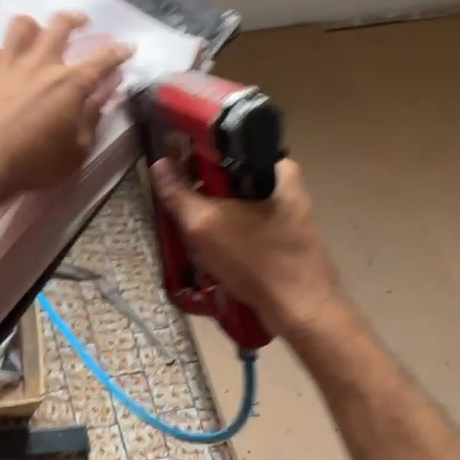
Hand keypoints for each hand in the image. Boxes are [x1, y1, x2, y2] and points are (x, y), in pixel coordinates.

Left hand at [0, 12, 131, 203]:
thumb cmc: (34, 163)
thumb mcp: (76, 151)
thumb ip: (91, 120)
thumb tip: (101, 97)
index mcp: (71, 83)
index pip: (103, 60)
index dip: (118, 52)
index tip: (127, 47)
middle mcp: (41, 64)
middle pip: (60, 25)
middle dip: (75, 19)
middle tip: (80, 23)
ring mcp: (8, 64)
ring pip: (20, 25)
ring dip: (31, 25)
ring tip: (35, 32)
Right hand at [148, 156, 347, 339]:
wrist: (300, 312)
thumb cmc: (256, 260)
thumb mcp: (205, 225)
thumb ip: (178, 194)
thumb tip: (159, 163)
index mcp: (277, 171)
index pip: (229, 147)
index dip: (198, 157)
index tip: (177, 174)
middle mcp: (287, 188)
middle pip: (230, 180)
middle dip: (203, 195)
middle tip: (183, 209)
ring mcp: (288, 216)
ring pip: (236, 206)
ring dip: (212, 220)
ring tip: (193, 235)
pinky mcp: (286, 241)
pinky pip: (246, 228)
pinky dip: (227, 237)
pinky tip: (212, 254)